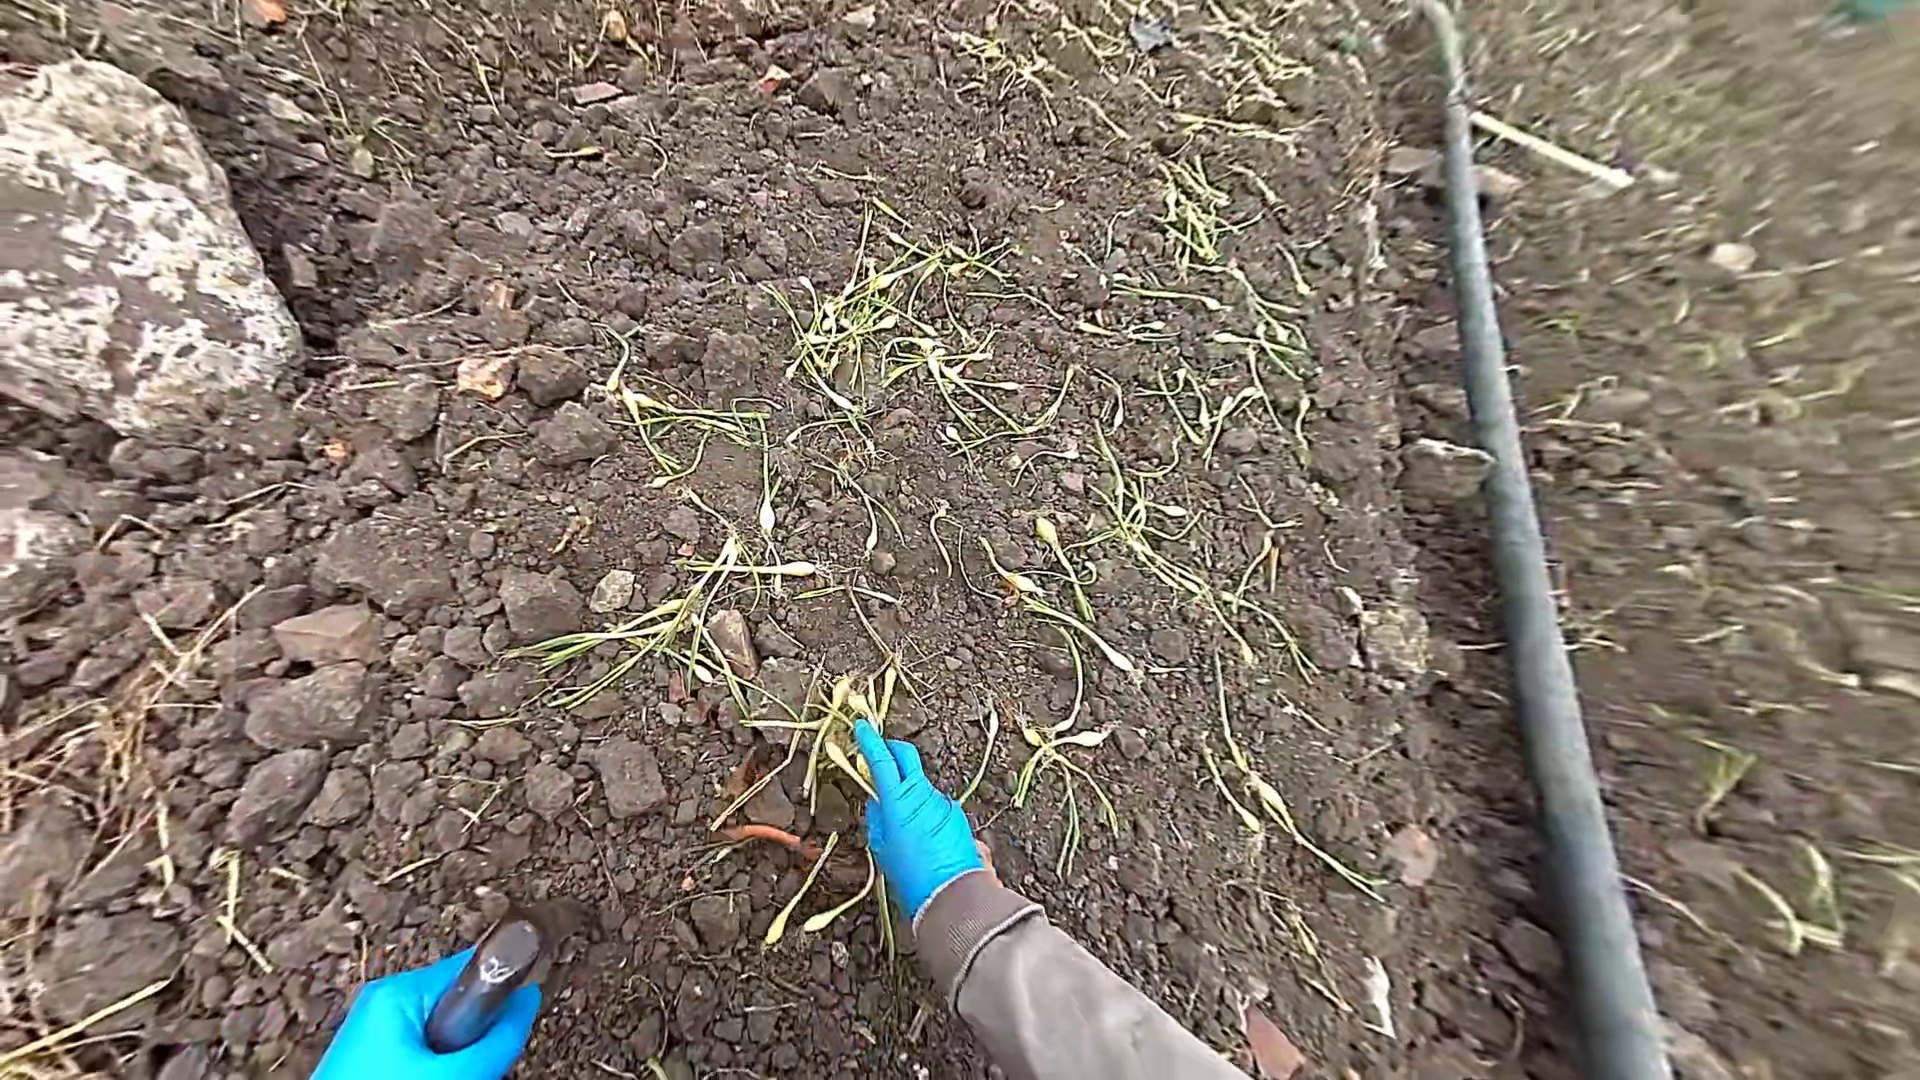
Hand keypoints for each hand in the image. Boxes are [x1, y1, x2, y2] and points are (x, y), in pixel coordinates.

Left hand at [314, 949, 539, 1079]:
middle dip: (473, 1028)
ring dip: (455, 1047)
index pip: (474, 966)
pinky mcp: (368, 1052)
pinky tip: (434, 1078)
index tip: (499, 1021)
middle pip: (459, 996)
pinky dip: (435, 1059)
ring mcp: (371, 1028)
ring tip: (449, 1074)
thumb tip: (528, 998)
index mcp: (397, 991)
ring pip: (442, 1022)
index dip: (496, 995)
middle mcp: (382, 1000)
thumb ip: (504, 1031)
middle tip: (467, 1061)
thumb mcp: (457, 1072)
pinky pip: (422, 1040)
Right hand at [854, 718, 985, 918]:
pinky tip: (922, 834)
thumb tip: (876, 800)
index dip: (870, 741)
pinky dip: (924, 808)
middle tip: (881, 754)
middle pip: (907, 755)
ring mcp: (940, 799)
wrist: (952, 892)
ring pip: (919, 783)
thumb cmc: (910, 875)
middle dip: (892, 749)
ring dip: (909, 789)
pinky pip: (934, 802)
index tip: (862, 727)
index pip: (882, 760)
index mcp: (899, 800)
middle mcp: (922, 792)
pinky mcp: (954, 810)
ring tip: (903, 821)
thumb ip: (877, 817)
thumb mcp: (882, 847)